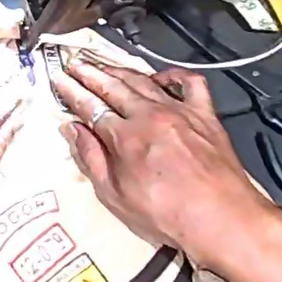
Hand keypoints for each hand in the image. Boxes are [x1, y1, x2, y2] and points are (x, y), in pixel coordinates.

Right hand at [51, 56, 281, 267]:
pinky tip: (160, 76)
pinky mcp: (204, 115)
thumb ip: (91, 158)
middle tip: (75, 63)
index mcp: (124, 136)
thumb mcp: (114, 196)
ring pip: (144, 81)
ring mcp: (179, 111)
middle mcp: (150, 115)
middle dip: (90, 72)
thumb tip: (72, 130)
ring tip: (104, 64)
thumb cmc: (167, 215)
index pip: (89, 105)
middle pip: (112, 86)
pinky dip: (173, 76)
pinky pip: (190, 84)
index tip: (59, 79)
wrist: (222, 219)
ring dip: (120, 70)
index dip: (71, 90)